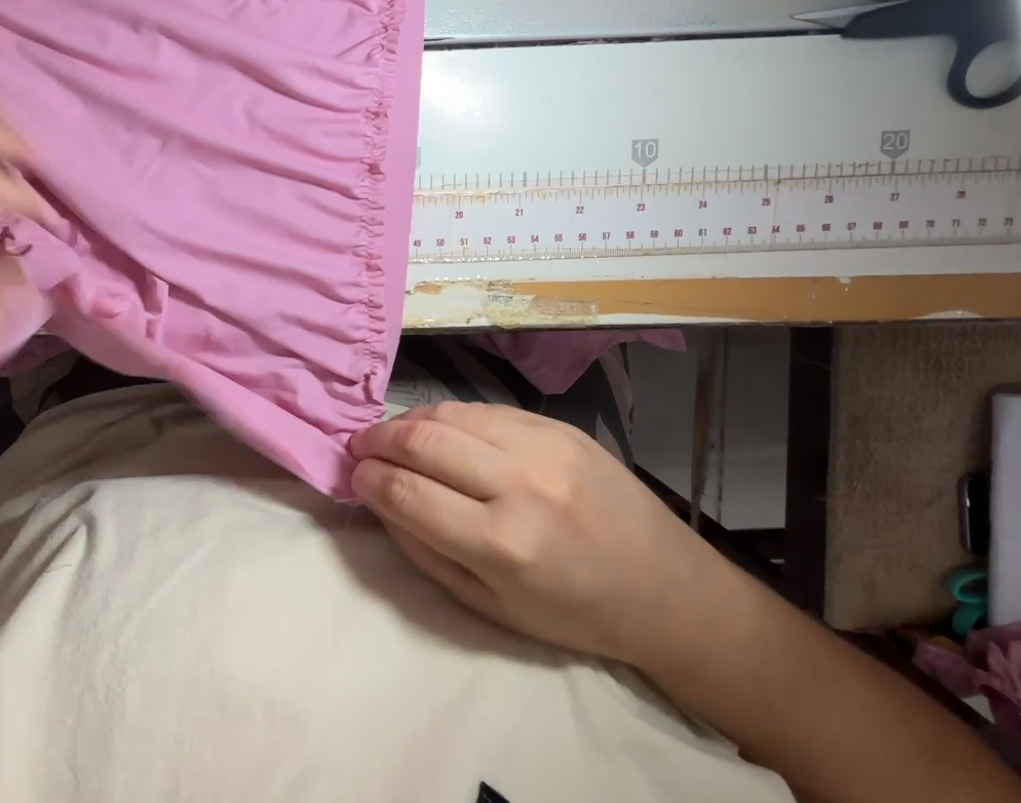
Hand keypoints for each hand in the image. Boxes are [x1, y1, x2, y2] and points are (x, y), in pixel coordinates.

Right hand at [349, 403, 734, 668]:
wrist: (667, 589)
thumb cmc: (572, 612)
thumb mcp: (488, 606)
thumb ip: (424, 550)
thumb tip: (379, 500)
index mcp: (503, 544)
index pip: (406, 492)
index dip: (368, 480)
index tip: (353, 477)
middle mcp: (522, 486)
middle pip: (422, 442)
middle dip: (377, 441)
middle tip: (359, 449)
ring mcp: (545, 448)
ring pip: (449, 414)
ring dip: (407, 422)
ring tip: (391, 437)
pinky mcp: (560, 427)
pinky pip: (484, 408)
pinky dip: (448, 416)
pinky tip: (438, 430)